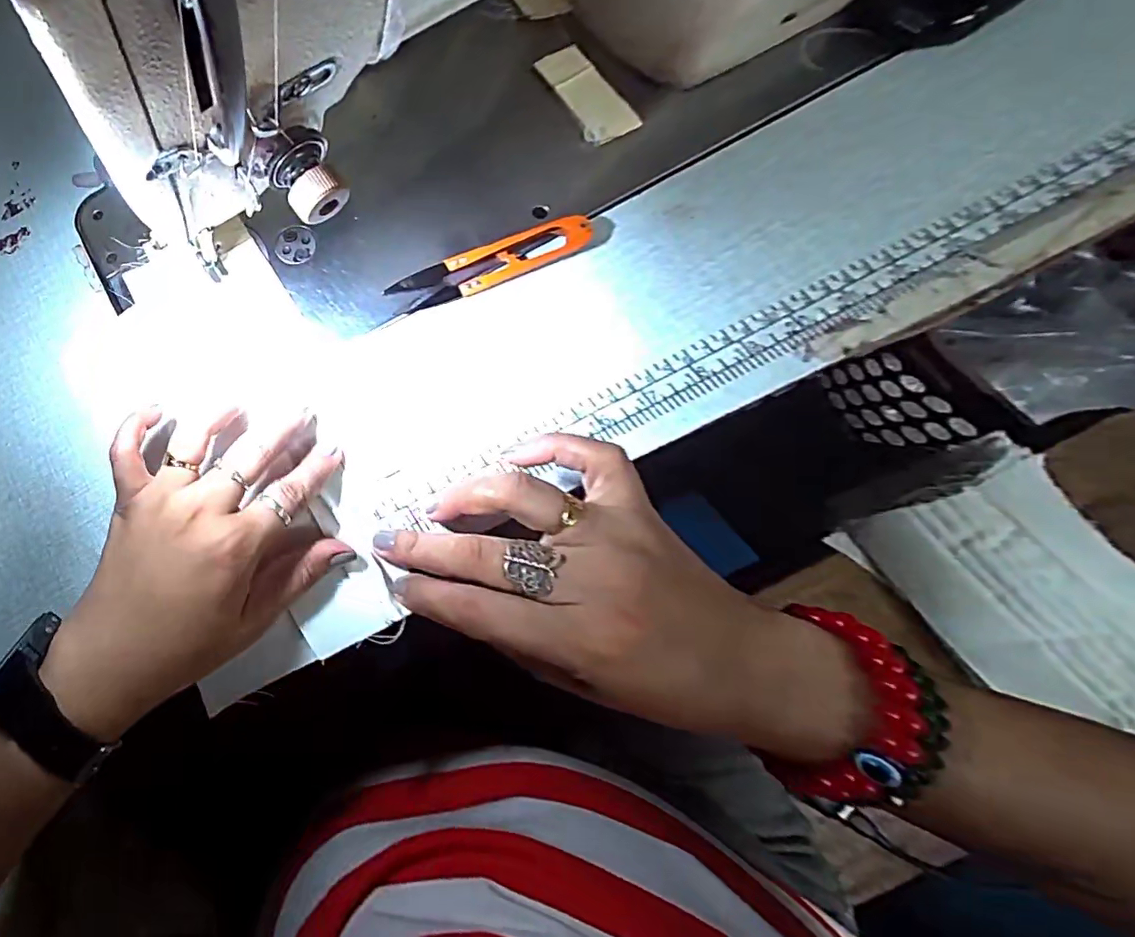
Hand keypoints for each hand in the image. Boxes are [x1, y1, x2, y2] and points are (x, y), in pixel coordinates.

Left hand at [38, 407, 351, 739]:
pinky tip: (155, 409)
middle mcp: (199, 511)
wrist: (114, 657)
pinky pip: (125, 453)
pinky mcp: (128, 500)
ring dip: (219, 418)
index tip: (334, 450)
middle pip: (249, 458)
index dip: (315, 471)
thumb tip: (340, 546)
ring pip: (193, 442)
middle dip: (282, 432)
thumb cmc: (187, 645)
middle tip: (302, 412)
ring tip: (239, 405)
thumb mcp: (250, 621)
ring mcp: (160, 500)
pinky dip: (134, 426)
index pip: (287, 495)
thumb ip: (295, 576)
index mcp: (235, 544)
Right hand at [374, 434, 869, 760]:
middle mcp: (591, 578)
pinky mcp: (639, 506)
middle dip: (427, 548)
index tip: (396, 583)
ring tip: (442, 505)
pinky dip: (558, 445)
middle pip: (490, 554)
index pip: (480, 610)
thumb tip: (460, 600)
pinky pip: (596, 459)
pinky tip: (523, 451)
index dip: (428, 595)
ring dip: (471, 494)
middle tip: (389, 539)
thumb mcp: (577, 684)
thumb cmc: (658, 688)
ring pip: (526, 496)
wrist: (745, 662)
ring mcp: (616, 531)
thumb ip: (515, 641)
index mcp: (578, 639)